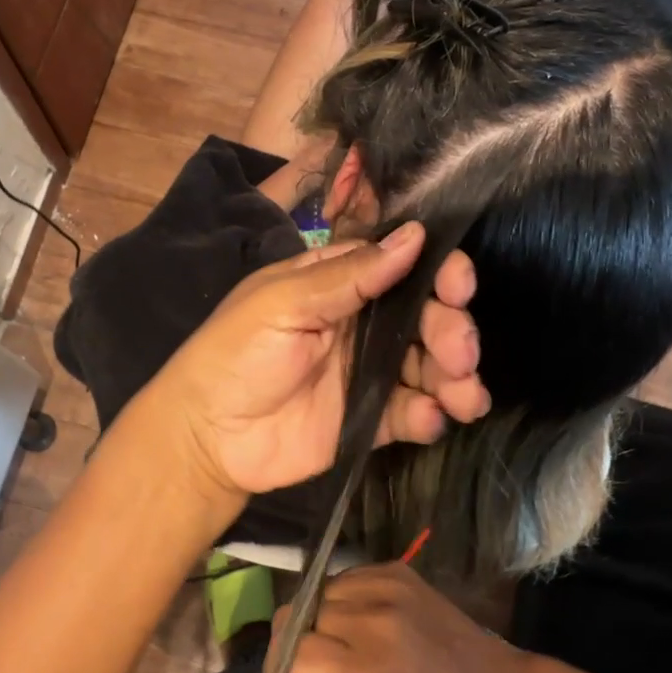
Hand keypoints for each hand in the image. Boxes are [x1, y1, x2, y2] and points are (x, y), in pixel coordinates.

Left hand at [142, 221, 489, 497]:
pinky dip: (431, 415)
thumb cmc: (235, 353)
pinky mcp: (370, 420)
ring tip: (466, 394)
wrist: (205, 437)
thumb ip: (351, 274)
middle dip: (451, 330)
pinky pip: (413, 413)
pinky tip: (432, 419)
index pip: (402, 265)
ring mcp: (367, 372)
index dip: (438, 271)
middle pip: (425, 316)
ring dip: (457, 376)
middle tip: (459, 352)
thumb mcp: (284, 303)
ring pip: (429, 366)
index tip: (459, 285)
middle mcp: (361, 322)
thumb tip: (416, 235)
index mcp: (339, 281)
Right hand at [268, 563, 525, 672]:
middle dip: (297, 647)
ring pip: (318, 593)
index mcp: (369, 670)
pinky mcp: (397, 569)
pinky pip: (345, 577)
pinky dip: (342, 600)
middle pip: (298, 617)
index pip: (293, 656)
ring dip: (319, 620)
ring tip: (341, 647)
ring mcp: (387, 585)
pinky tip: (361, 623)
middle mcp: (374, 617)